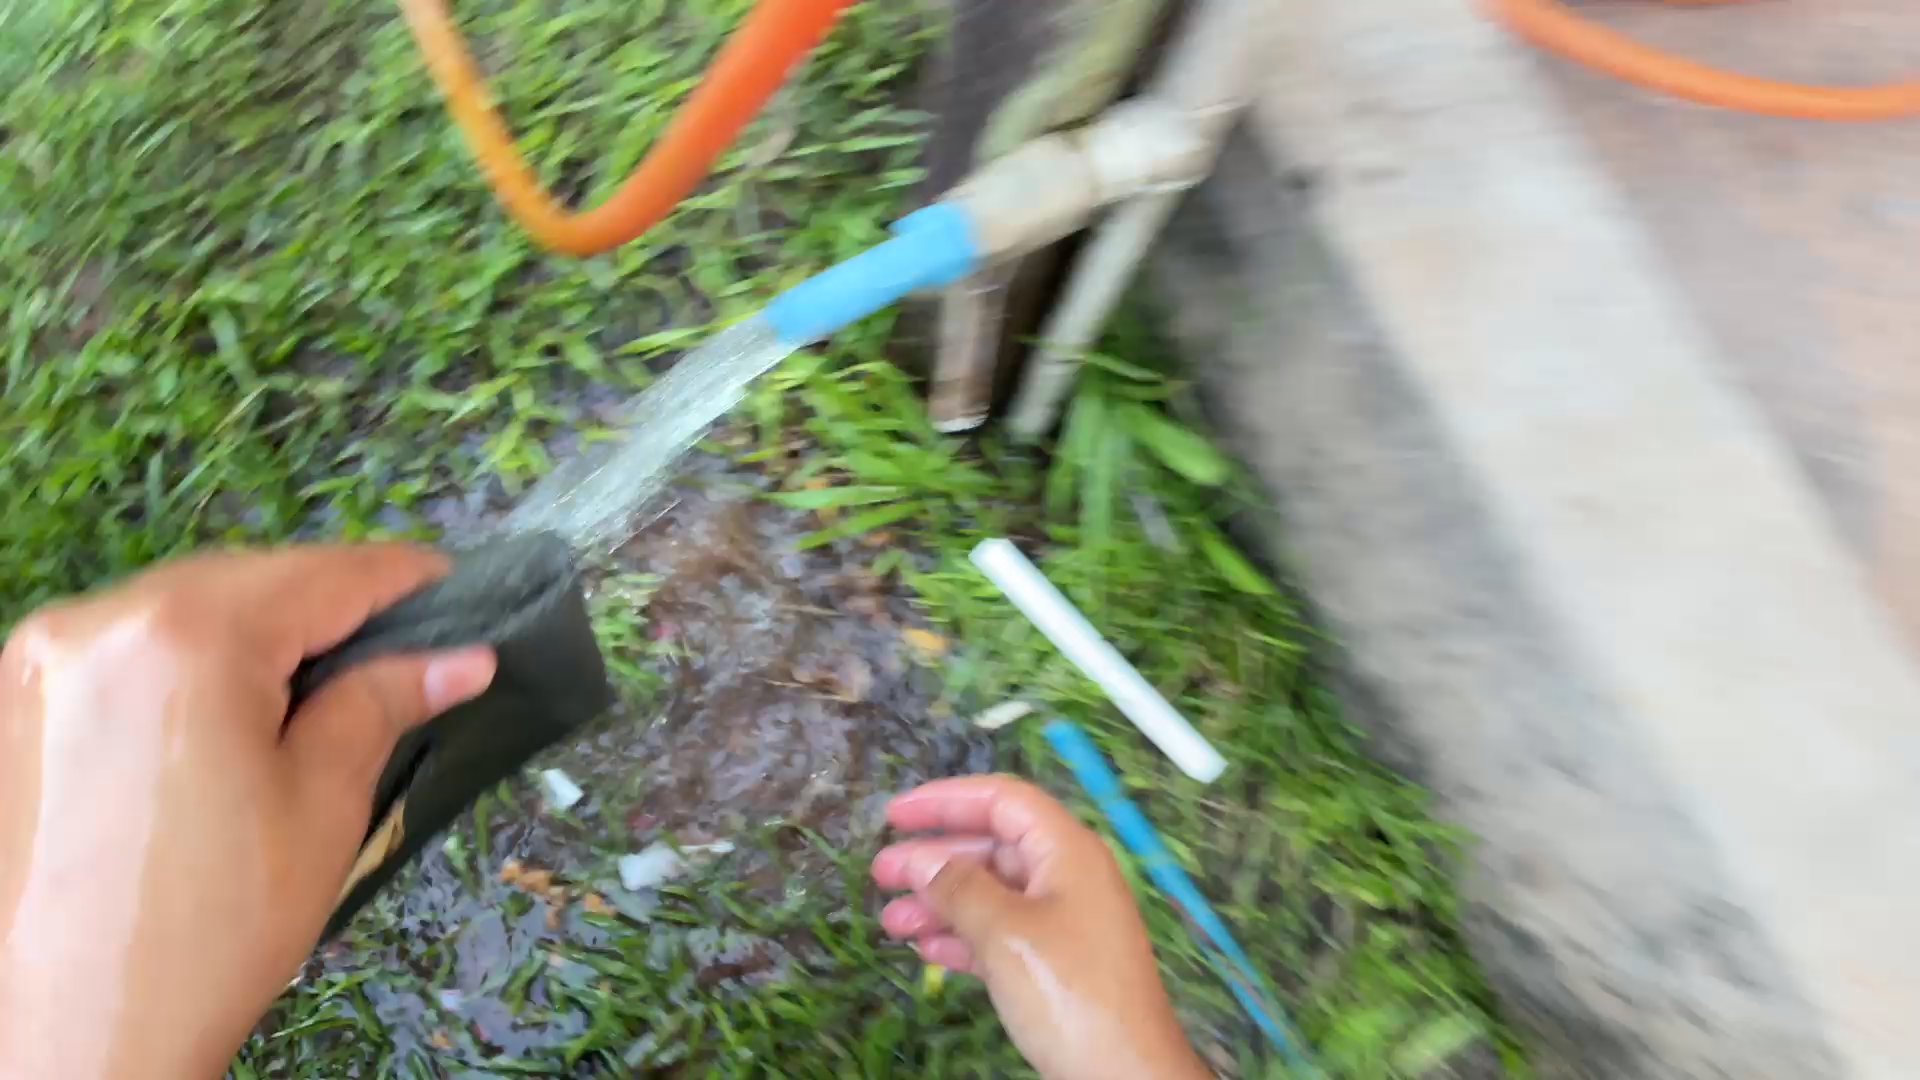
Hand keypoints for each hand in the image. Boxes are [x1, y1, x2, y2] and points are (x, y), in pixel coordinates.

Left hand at [0, 546, 496, 1079]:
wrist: (51, 1046)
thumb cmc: (215, 916)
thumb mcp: (327, 795)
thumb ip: (389, 698)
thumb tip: (470, 656)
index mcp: (184, 639)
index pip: (331, 574)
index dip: (412, 578)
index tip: (470, 593)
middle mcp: (95, 625)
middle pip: (260, 577)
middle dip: (345, 600)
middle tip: (417, 644)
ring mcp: (35, 662)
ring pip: (200, 601)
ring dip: (281, 621)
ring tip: (344, 671)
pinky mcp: (12, 703)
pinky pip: (145, 639)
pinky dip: (217, 647)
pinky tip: (254, 695)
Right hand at [871, 775, 1210, 1079]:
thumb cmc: (1068, 990)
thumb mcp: (1005, 933)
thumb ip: (959, 888)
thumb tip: (921, 860)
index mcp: (1065, 848)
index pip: (1001, 800)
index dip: (946, 799)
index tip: (896, 814)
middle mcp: (1065, 872)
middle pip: (991, 845)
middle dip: (934, 857)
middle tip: (881, 872)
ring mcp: (1062, 916)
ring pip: (991, 891)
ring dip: (941, 901)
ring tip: (892, 919)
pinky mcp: (1056, 958)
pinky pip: (1001, 929)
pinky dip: (964, 934)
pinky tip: (927, 948)